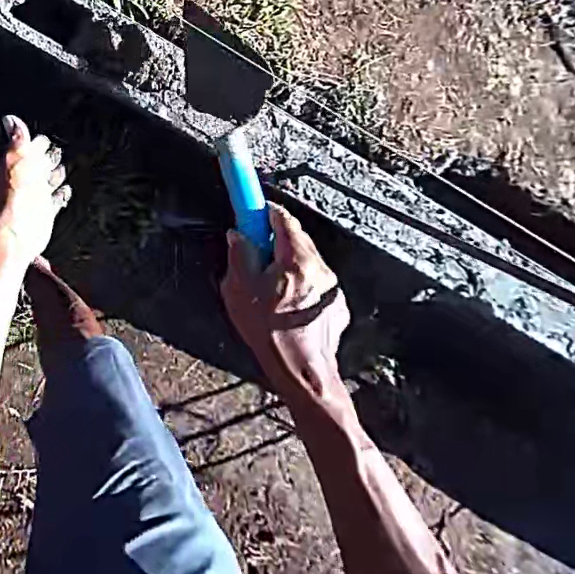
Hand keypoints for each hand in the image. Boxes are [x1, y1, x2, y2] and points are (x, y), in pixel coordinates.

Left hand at [0, 115, 69, 274]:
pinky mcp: (43, 214)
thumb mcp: (15, 162)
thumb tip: (10, 118)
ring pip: (46, 181)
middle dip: (47, 157)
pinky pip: (53, 201)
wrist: (14, 236)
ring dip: (54, 174)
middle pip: (39, 164)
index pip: (29, 148)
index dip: (37, 142)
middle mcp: (25, 180)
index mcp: (17, 165)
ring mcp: (34, 197)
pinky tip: (64, 192)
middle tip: (55, 149)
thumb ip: (17, 141)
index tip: (43, 136)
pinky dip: (60, 195)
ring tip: (60, 167)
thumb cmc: (12, 200)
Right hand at [220, 203, 350, 409]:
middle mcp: (320, 269)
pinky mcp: (336, 304)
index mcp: (297, 260)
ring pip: (304, 260)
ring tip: (264, 285)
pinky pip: (313, 281)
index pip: (282, 218)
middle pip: (295, 237)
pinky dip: (297, 282)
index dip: (263, 209)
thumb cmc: (271, 333)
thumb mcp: (239, 288)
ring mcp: (331, 287)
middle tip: (251, 250)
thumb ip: (239, 254)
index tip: (250, 200)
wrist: (302, 373)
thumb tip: (238, 236)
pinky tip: (281, 302)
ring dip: (284, 262)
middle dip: (271, 238)